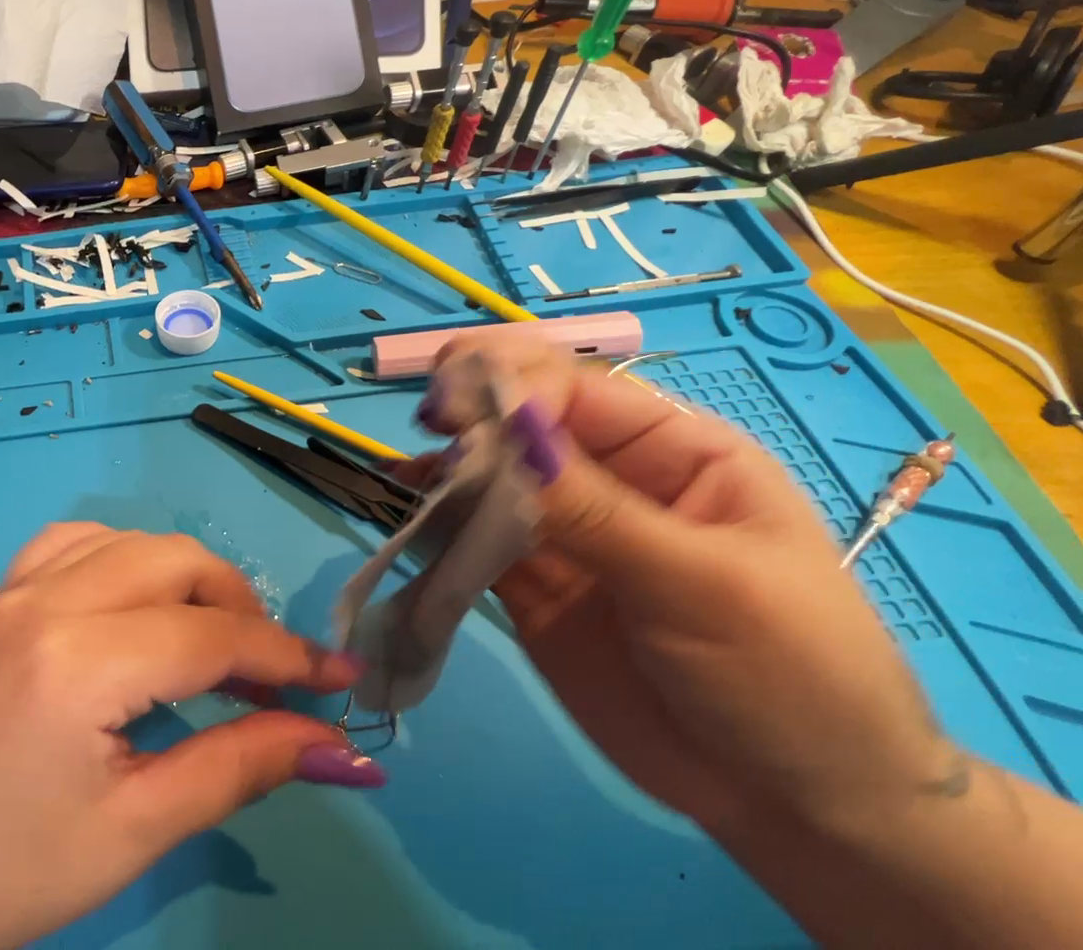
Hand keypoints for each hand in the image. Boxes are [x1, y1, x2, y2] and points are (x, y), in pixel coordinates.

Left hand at [0, 524, 368, 949]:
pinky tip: (134, 606)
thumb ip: (240, 768)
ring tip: (212, 642)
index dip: (289, 657)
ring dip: (186, 578)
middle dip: (241, 608)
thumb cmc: (6, 872)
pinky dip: (124, 560)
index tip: (344, 680)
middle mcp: (45, 601)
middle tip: (273, 678)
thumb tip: (338, 745)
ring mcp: (11, 594)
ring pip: (127, 541)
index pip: (213, 634)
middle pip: (177, 563)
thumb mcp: (136, 829)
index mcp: (80, 661)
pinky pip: (72, 545)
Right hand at [407, 336, 964, 839]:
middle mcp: (612, 481)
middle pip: (523, 428)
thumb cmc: (788, 675)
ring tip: (403, 483)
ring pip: (489, 483)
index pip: (576, 393)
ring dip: (445, 475)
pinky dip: (439, 530)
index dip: (512, 392)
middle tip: (424, 434)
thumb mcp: (702, 585)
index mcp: (676, 453)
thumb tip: (503, 433)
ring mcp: (566, 536)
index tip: (454, 416)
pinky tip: (407, 519)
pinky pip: (475, 543)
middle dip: (470, 421)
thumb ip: (596, 512)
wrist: (790, 802)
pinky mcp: (530, 587)